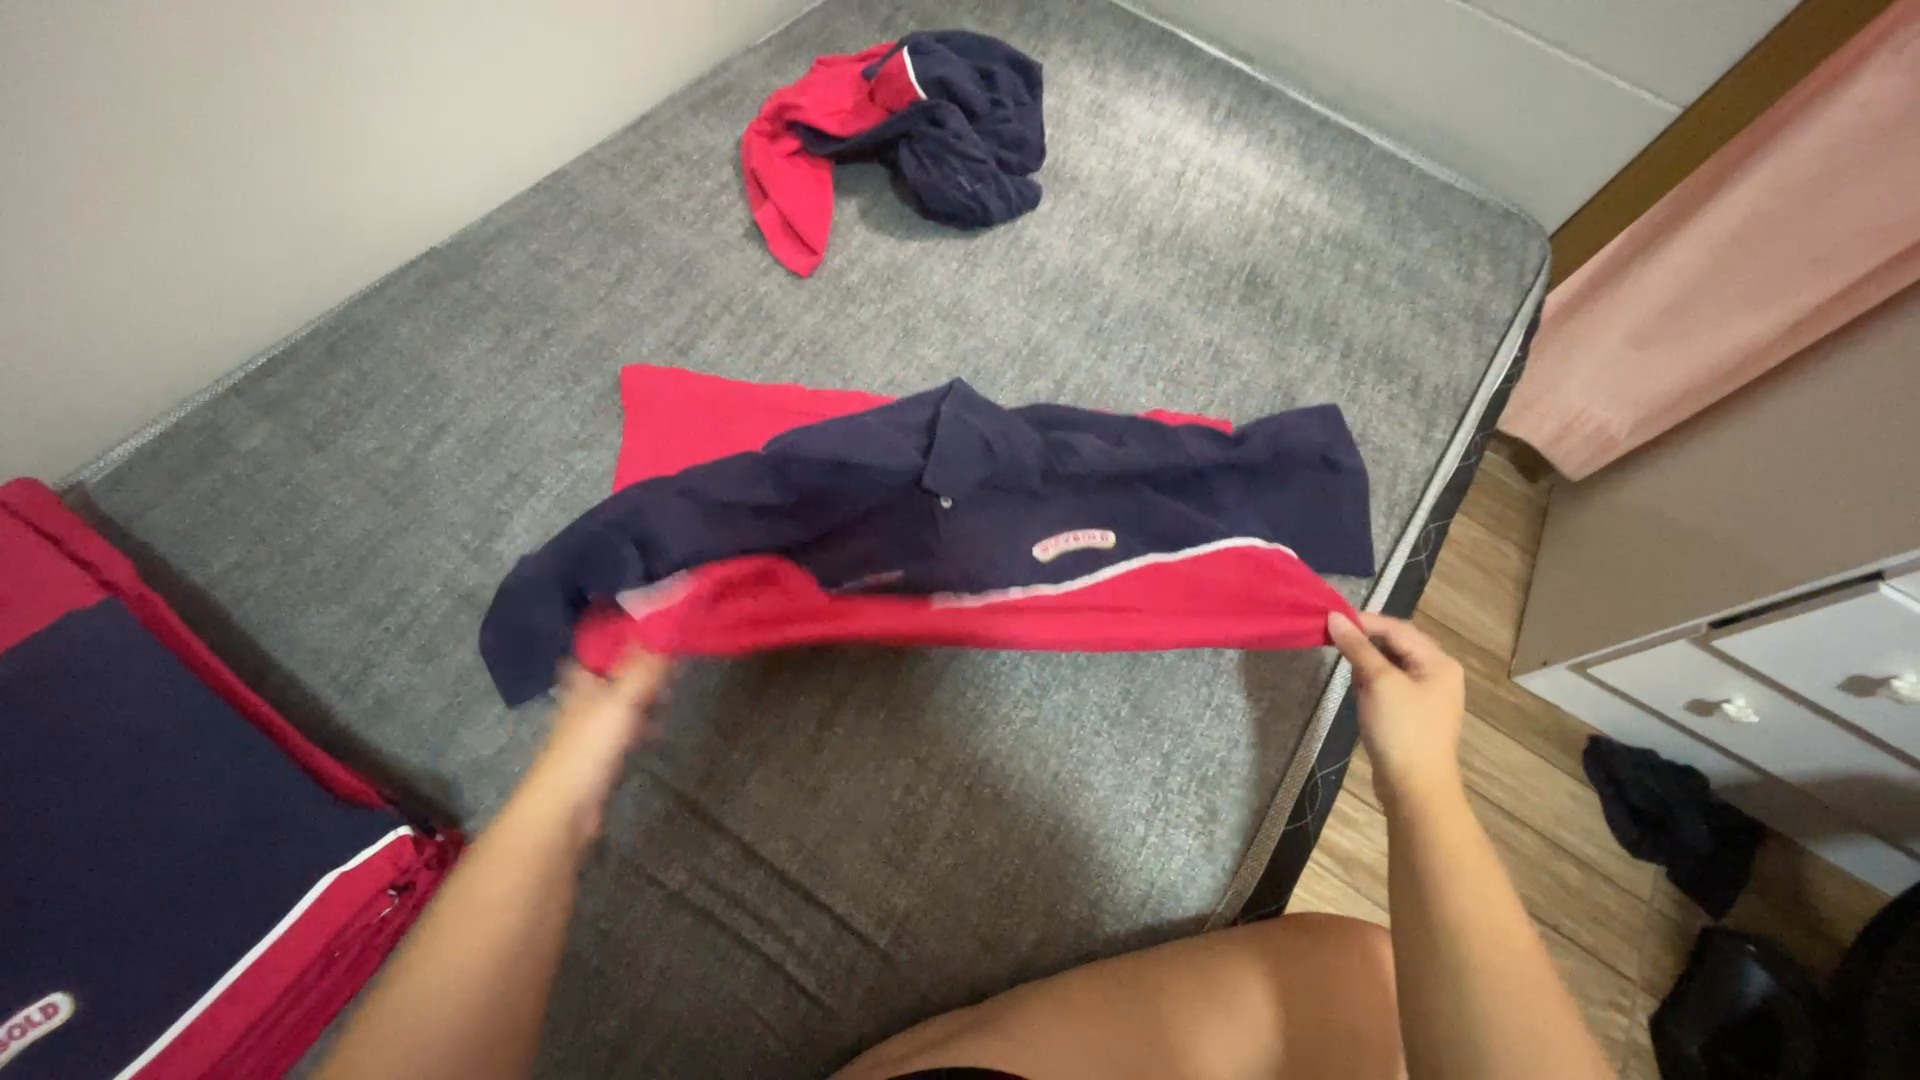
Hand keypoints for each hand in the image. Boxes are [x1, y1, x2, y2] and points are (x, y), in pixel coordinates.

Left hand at [534, 651, 672, 837]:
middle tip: (667, 665)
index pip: (591, 656)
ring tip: (669, 694)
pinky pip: (626, 733)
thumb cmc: (589, 747)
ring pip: (620, 705)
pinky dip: (643, 727)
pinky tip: (660, 730)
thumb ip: (645, 670)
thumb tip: (668, 632)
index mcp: (583, 687)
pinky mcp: (602, 758)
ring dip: (643, 699)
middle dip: (637, 671)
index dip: (612, 644)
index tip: (642, 634)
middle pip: (610, 679)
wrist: (565, 808)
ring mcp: (591, 733)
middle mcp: (584, 705)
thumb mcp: (622, 701)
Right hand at [1327, 612, 1464, 808]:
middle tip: (1332, 637)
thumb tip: (1335, 617)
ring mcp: (1427, 694)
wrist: (1414, 785)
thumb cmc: (1401, 729)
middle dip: (1365, 639)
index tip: (1330, 619)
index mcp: (1439, 663)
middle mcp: (1438, 673)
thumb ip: (1357, 647)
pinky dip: (1372, 678)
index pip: (1398, 628)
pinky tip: (1357, 685)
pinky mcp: (1413, 711)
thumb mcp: (1378, 682)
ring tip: (1343, 661)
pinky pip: (1390, 682)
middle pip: (1397, 643)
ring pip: (1392, 663)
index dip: (1364, 621)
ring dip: (1367, 659)